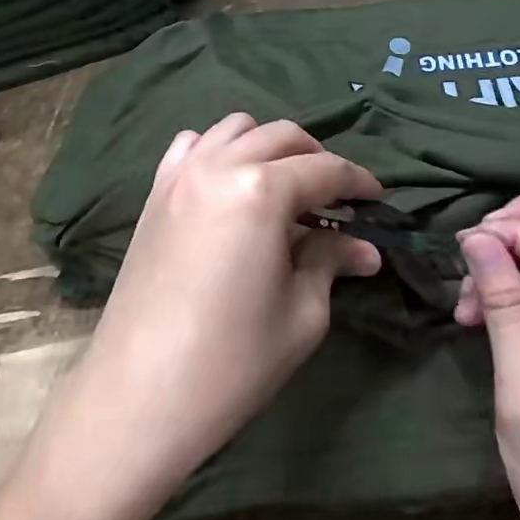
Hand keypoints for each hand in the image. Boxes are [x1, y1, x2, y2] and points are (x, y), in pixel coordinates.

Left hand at [0, 114, 381, 519]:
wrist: (141, 390)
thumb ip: (331, 261)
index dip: (359, 182)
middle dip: (317, 159)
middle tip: (336, 200)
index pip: (325, 169)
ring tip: (285, 189)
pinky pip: (191, 146)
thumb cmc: (233, 360)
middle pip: (282, 136)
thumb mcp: (301, 312)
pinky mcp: (155, 191)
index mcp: (261, 189)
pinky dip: (219, 150)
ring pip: (235, 129)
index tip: (377, 201)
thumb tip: (365, 248)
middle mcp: (219, 165)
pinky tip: (229, 186)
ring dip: (269, 148)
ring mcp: (180, 173)